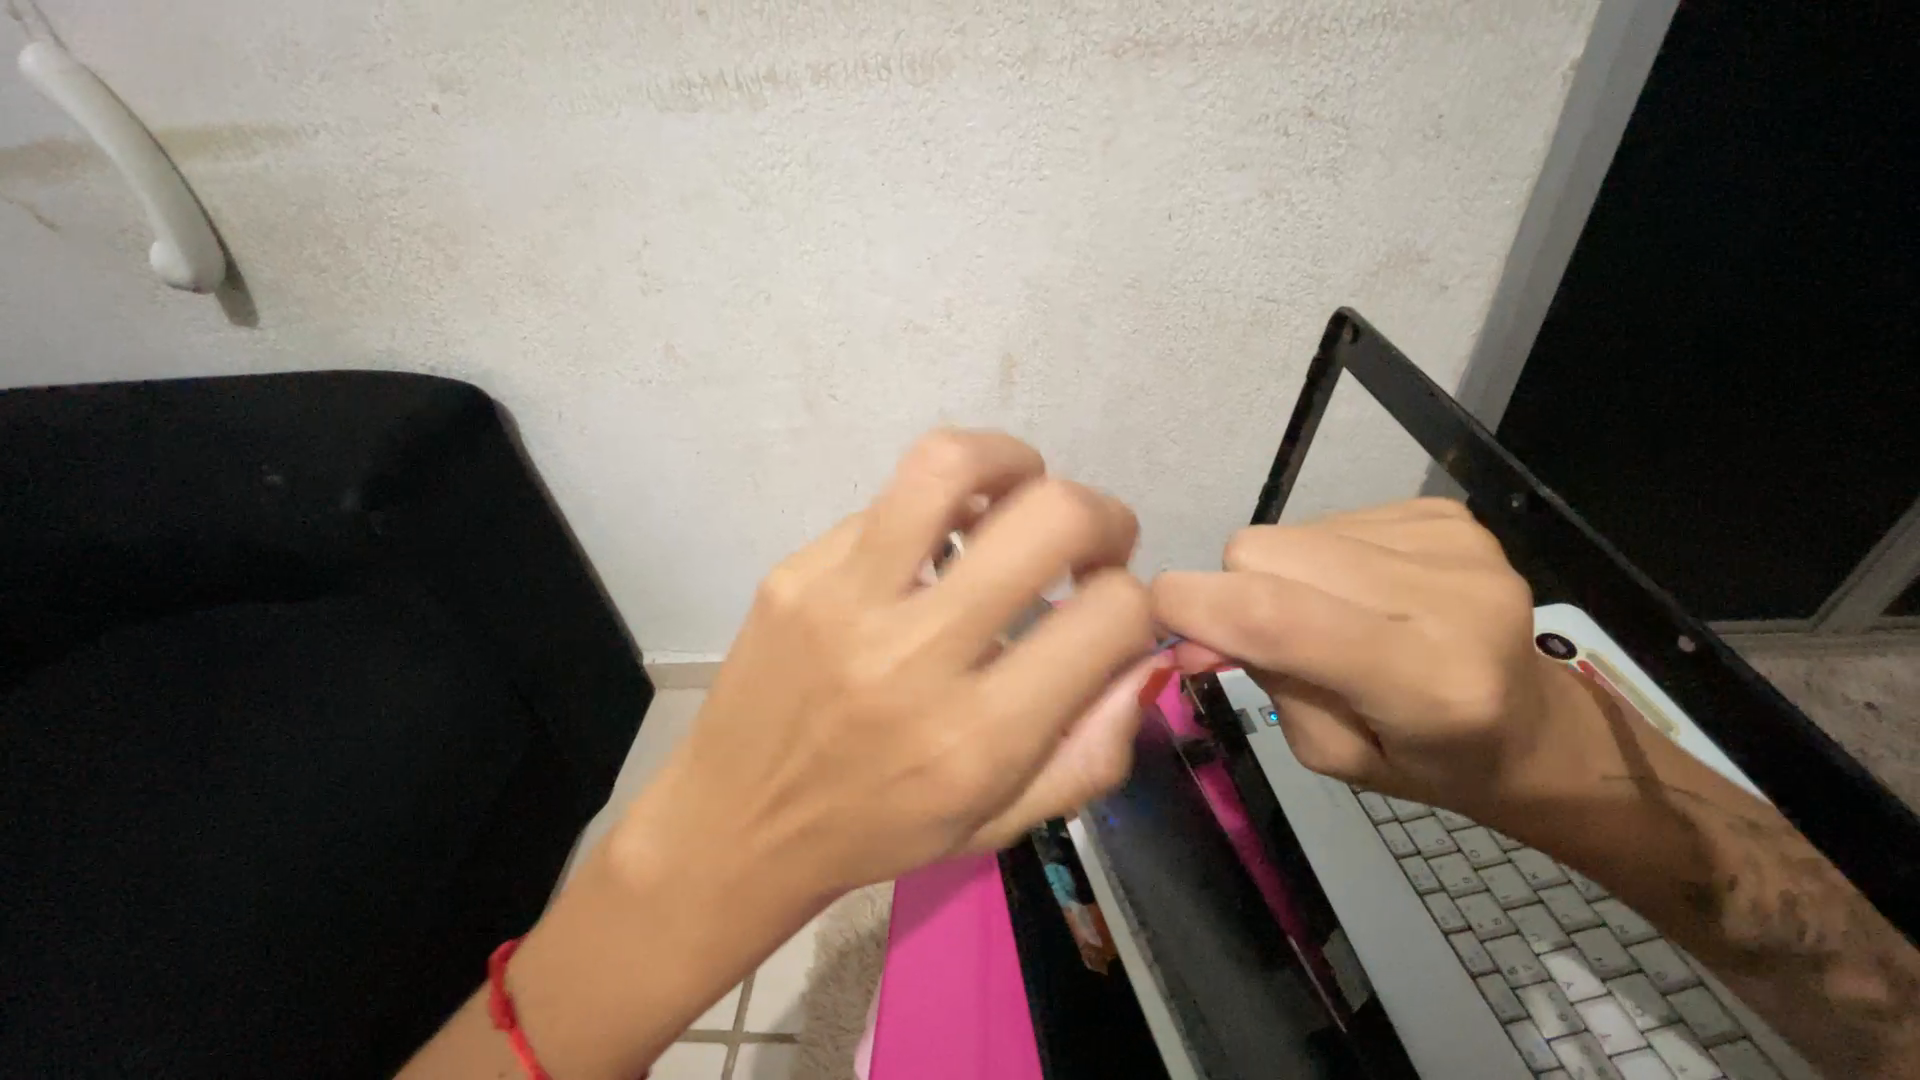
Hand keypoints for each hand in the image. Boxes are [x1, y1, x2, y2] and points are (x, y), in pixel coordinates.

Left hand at [611, 431, 1158, 901]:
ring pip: (951, 465)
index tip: (1111, 611)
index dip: (1136, 601)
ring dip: (1013, 461)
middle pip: (1051, 518)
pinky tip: (933, 548)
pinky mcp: (794, 572)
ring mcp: (844, 601)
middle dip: (1103, 515)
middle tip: (1091, 541)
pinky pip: (888, 503)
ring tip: (1021, 490)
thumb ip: (1092, 749)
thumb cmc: (879, 832)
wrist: (735, 828)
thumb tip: (1146, 654)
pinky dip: (935, 510)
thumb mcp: (1002, 822)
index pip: (1112, 615)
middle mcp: (915, 658)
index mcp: (979, 737)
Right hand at [1151, 498, 1600, 818]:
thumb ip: (1265, 681)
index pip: (1278, 615)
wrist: (1536, 727)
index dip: (1196, 604)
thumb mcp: (1332, 755)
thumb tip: (1196, 628)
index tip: (1156, 614)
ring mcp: (1455, 545)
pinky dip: (1324, 559)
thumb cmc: (1428, 761)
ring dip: (1284, 574)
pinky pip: (1331, 521)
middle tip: (1265, 634)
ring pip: (1291, 530)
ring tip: (1331, 616)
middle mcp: (1449, 597)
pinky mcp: (1449, 514)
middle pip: (1265, 551)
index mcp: (1427, 682)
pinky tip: (1364, 594)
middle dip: (1237, 589)